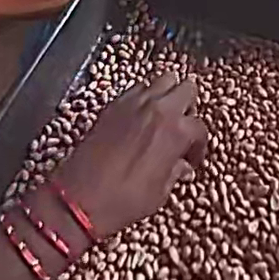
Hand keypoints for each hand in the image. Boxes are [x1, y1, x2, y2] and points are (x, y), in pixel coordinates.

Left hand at [53, 70, 207, 239]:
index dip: (199, 144)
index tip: (191, 158)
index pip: (199, 127)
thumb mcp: (159, 193)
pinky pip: (138, 88)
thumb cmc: (123, 199)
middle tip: (181, 127)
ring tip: (162, 117)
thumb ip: (175, 172)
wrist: (79, 197)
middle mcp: (159, 108)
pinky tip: (139, 118)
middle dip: (189, 106)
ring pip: (163, 79)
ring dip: (167, 94)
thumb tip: (182, 165)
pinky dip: (144, 97)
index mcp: (176, 131)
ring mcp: (135, 102)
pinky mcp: (114, 104)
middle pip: (187, 88)